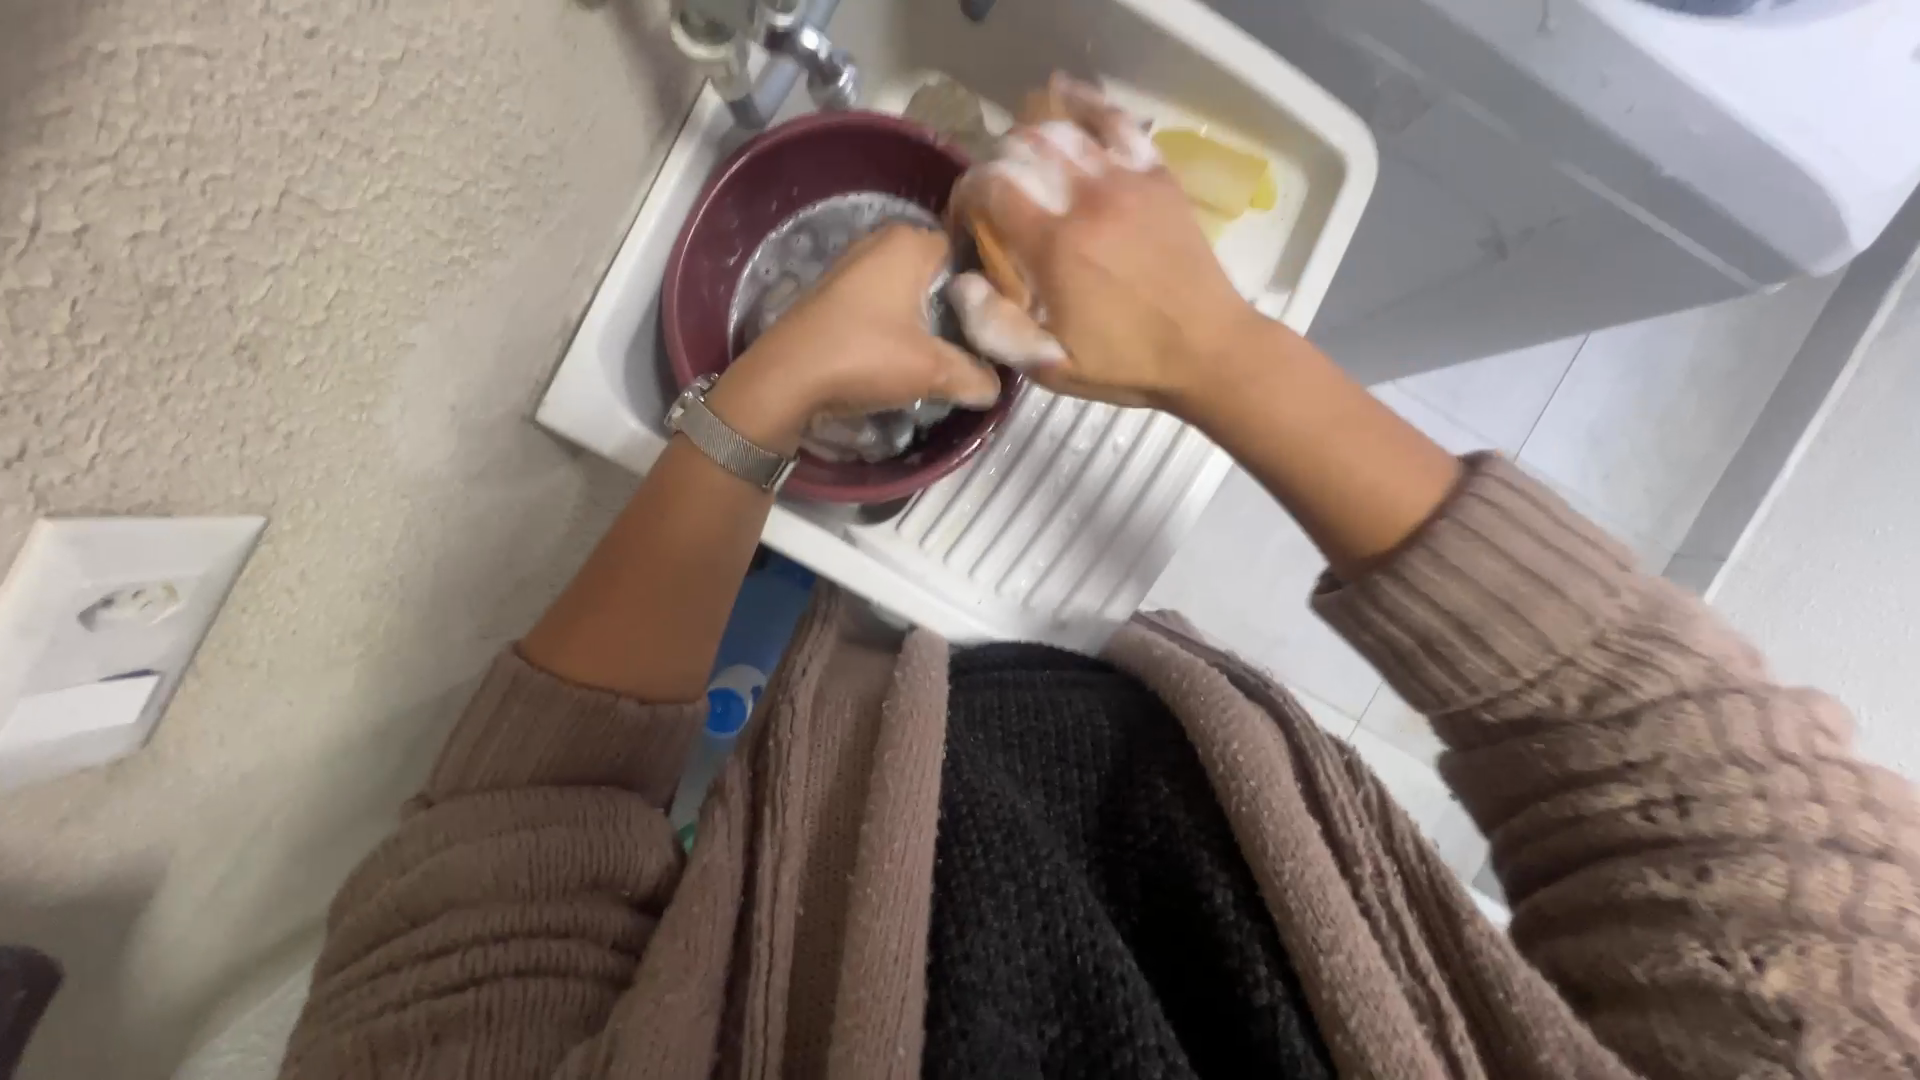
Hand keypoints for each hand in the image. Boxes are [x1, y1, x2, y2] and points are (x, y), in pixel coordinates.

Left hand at [707, 224, 1001, 453]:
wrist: (786, 378)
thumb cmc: (865, 357)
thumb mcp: (932, 371)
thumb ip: (974, 376)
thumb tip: (996, 387)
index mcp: (911, 242)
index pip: (972, 254)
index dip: (991, 290)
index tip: (1003, 325)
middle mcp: (882, 241)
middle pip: (940, 274)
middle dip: (959, 307)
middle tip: (980, 344)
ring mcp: (854, 266)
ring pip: (910, 290)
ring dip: (928, 319)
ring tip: (949, 353)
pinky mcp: (835, 294)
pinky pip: (884, 304)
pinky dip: (900, 324)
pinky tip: (909, 355)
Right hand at [948, 74, 1274, 410]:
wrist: (1208, 349)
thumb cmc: (1127, 364)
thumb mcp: (1052, 367)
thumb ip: (997, 328)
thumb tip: (961, 284)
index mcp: (1055, 246)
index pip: (990, 187)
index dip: (965, 197)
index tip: (965, 222)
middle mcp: (1086, 200)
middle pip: (1022, 150)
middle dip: (995, 167)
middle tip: (995, 199)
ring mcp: (1126, 181)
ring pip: (1062, 129)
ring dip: (1031, 139)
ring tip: (1025, 164)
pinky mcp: (1156, 176)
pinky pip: (1114, 122)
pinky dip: (1084, 106)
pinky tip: (1065, 101)